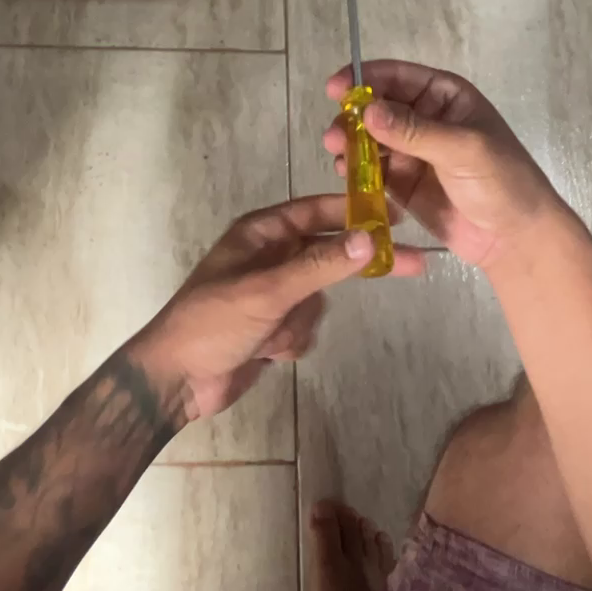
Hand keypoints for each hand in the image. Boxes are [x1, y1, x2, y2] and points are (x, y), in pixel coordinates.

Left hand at [126, 194, 410, 425]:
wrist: (179, 379)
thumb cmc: (214, 322)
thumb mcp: (268, 290)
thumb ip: (320, 265)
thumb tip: (369, 239)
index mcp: (260, 234)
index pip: (316, 211)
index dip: (355, 212)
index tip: (396, 215)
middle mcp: (269, 257)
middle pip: (328, 255)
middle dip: (352, 269)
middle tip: (412, 265)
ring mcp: (272, 293)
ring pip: (319, 298)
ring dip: (302, 320)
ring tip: (270, 333)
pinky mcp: (274, 325)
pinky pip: (306, 326)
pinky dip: (292, 340)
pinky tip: (267, 351)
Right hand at [322, 60, 572, 271]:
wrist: (515, 239)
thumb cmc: (502, 182)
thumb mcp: (463, 150)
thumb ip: (414, 131)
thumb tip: (367, 111)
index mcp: (443, 97)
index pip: (397, 77)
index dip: (364, 78)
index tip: (335, 89)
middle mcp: (423, 119)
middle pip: (376, 107)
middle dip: (352, 116)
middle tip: (334, 134)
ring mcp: (410, 151)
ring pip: (368, 138)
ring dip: (349, 142)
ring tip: (336, 153)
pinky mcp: (401, 183)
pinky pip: (370, 169)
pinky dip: (355, 169)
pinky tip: (346, 174)